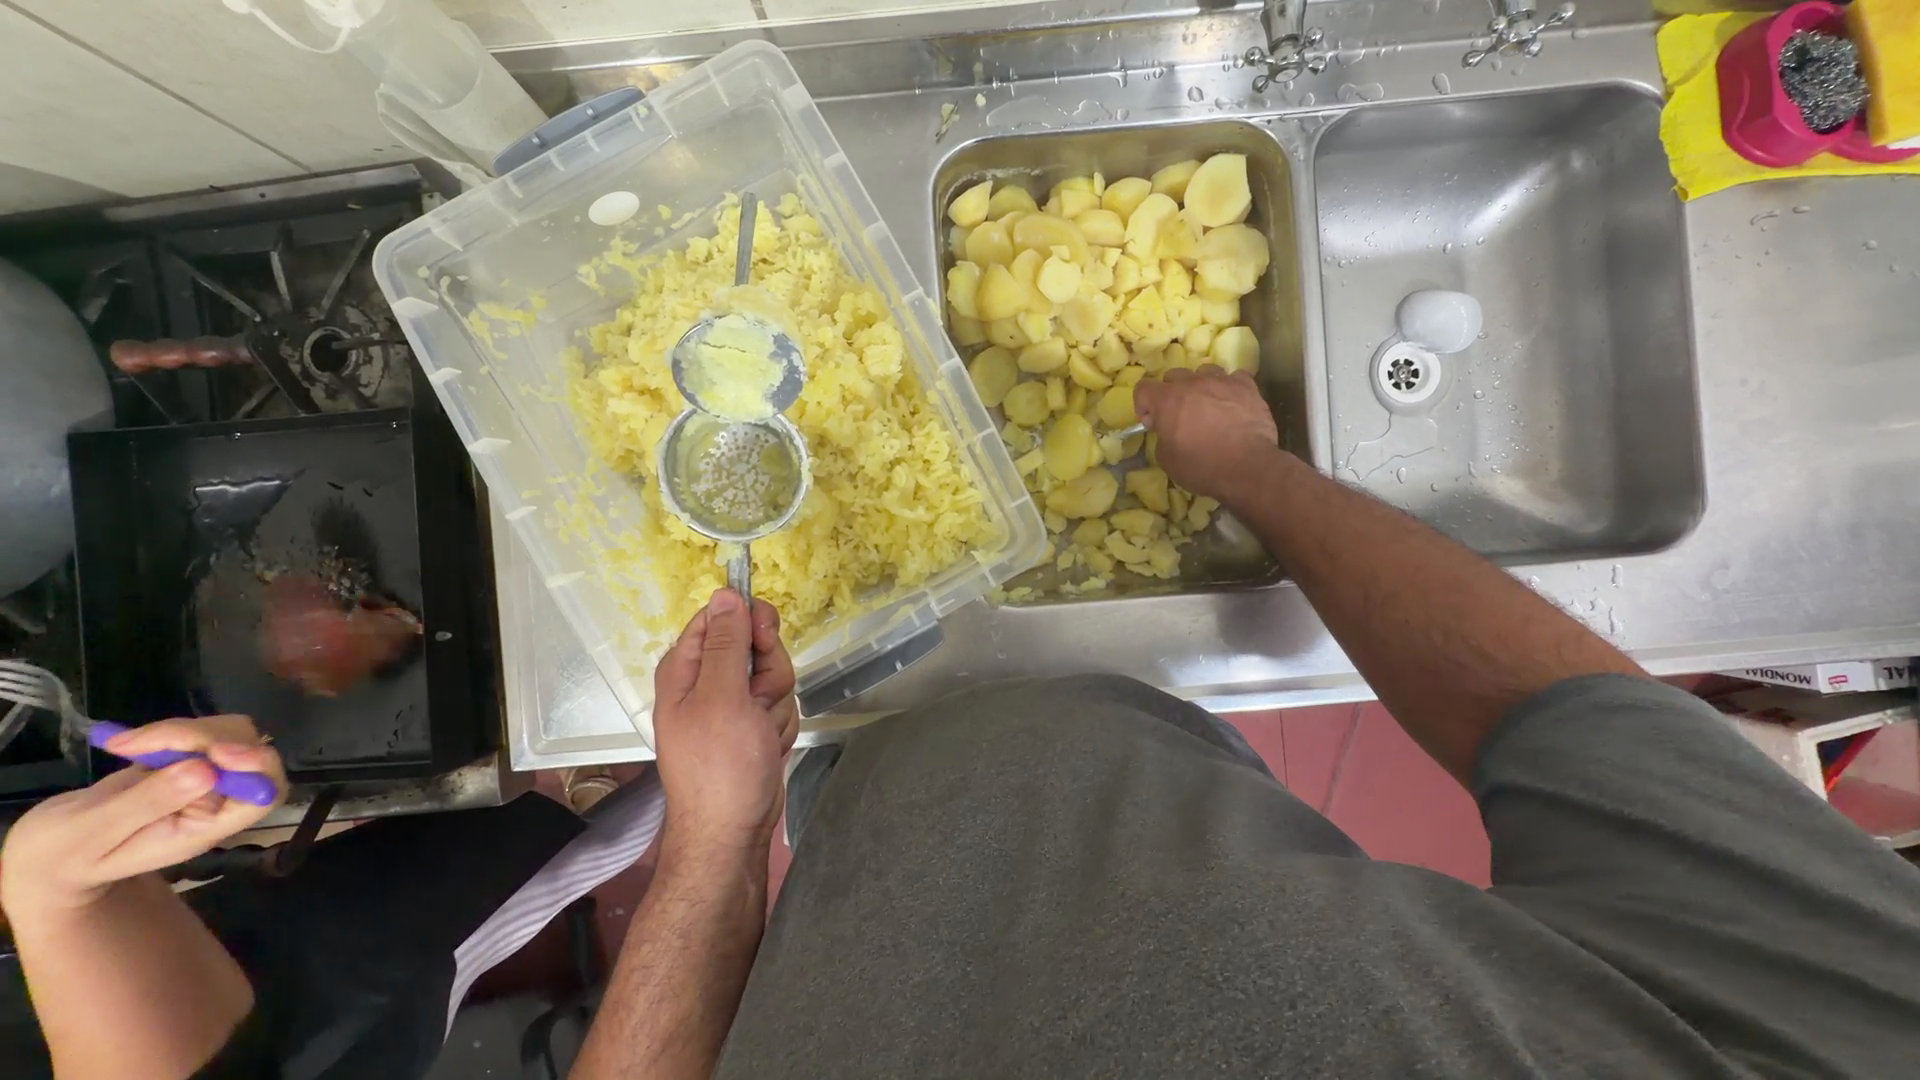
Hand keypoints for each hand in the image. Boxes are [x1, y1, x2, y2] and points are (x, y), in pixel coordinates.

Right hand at [0, 715, 285, 919]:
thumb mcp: (91, 835)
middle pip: (251, 754)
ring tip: (124, 744)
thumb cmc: (64, 854)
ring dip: (182, 730)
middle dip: (204, 737)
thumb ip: (147, 805)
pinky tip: (125, 742)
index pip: (266, 795)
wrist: (50, 848)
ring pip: (230, 734)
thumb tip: (205, 771)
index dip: (257, 768)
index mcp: (208, 829)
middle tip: (140, 742)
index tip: (219, 751)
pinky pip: (204, 732)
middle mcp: (222, 801)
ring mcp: (212, 777)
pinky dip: (170, 730)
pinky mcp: (194, 759)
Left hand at [652, 589, 799, 852]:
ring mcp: (732, 705)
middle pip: (755, 644)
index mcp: (687, 667)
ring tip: (761, 732)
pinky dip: (780, 723)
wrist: (733, 830)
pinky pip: (780, 703)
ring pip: (774, 675)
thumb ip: (727, 643)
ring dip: (777, 702)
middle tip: (759, 697)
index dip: (748, 622)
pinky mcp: (753, 725)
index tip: (765, 638)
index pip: (721, 617)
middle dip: (770, 670)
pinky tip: (768, 745)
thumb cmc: (720, 765)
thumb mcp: (722, 697)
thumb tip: (725, 593)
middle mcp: (707, 681)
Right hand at [1133, 365, 1281, 503]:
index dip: (1143, 405)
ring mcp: (1222, 381)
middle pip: (1174, 376)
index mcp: (1167, 400)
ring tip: (1207, 405)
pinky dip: (1229, 387)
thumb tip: (1167, 430)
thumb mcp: (1167, 459)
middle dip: (1171, 393)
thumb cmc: (1201, 466)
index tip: (1152, 422)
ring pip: (1204, 371)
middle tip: (1179, 415)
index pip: (1143, 388)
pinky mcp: (1247, 386)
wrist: (1247, 467)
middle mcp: (1193, 383)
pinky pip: (1234, 377)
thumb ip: (1162, 437)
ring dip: (1200, 386)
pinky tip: (1232, 402)